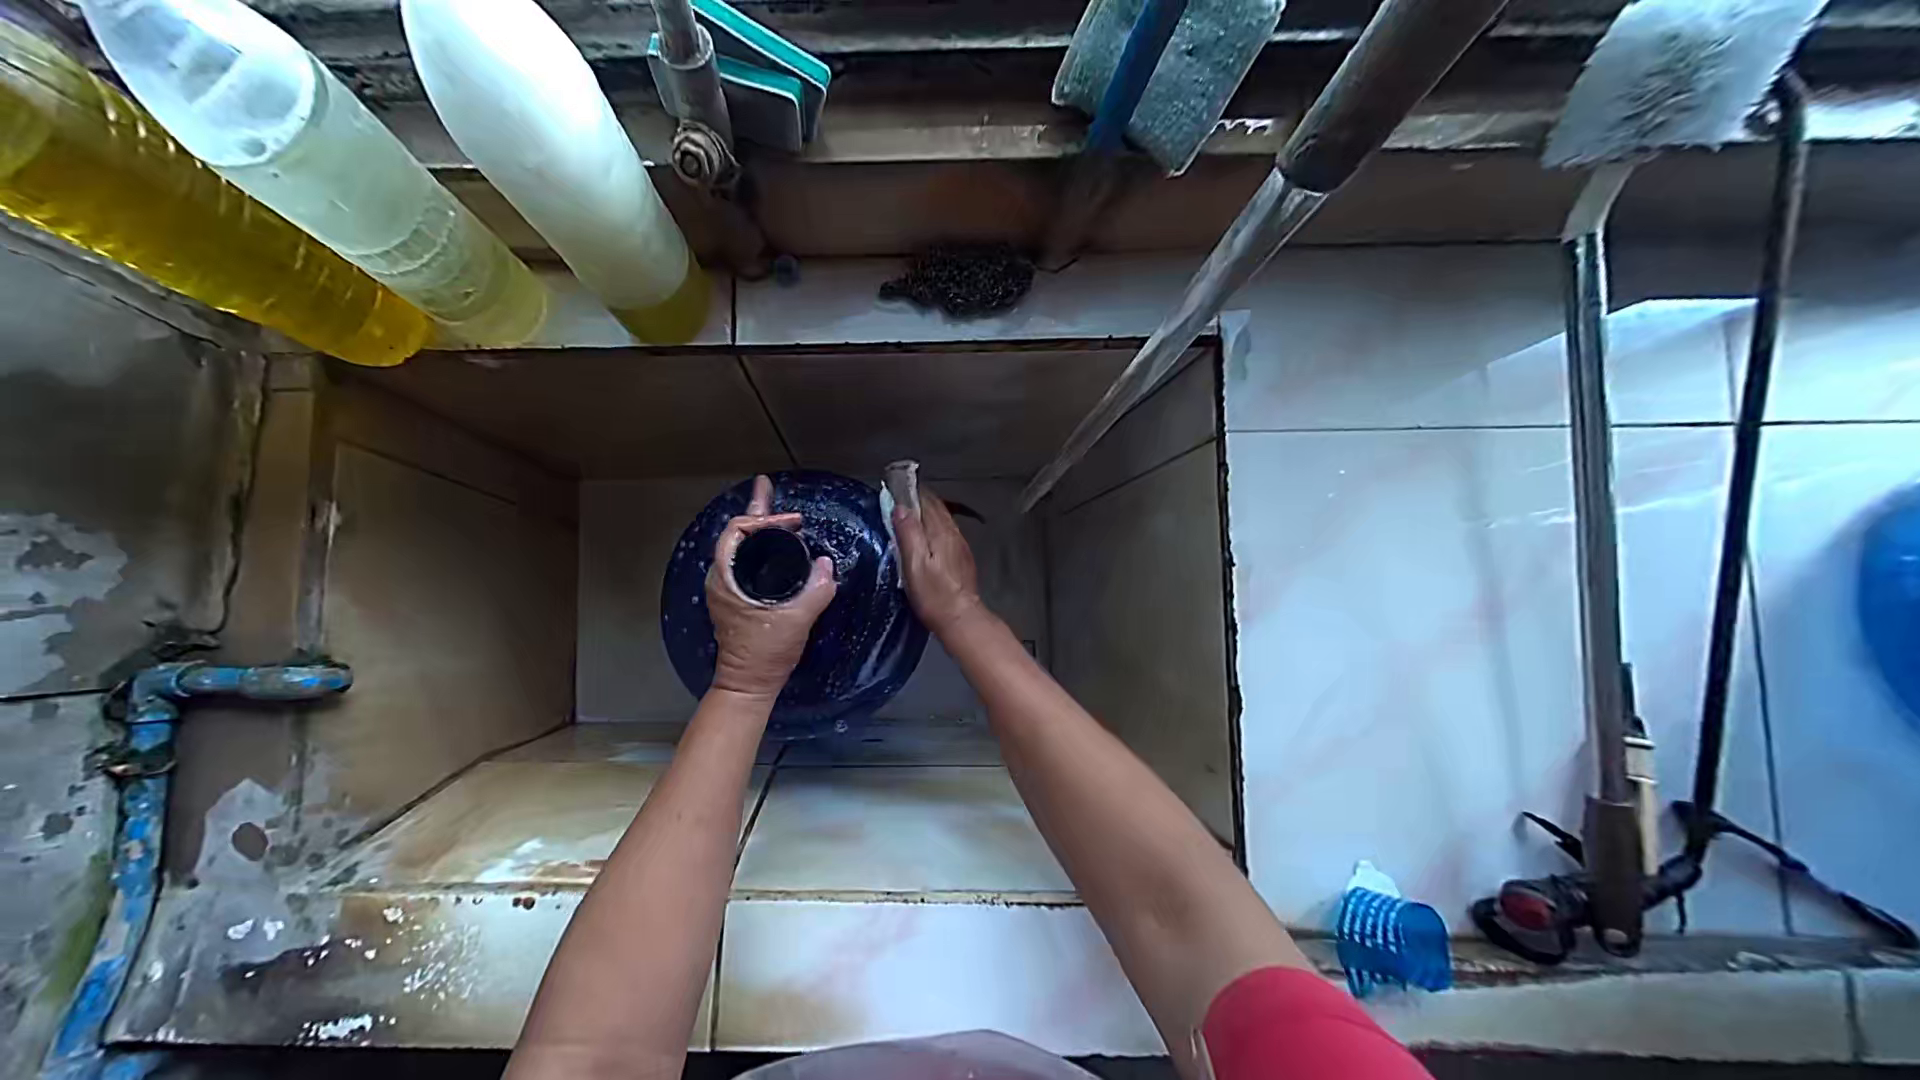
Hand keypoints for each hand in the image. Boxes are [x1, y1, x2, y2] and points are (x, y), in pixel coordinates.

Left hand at [706, 475, 836, 698]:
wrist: (749, 685)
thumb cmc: (764, 653)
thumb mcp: (795, 620)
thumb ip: (815, 590)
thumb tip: (826, 564)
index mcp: (726, 579)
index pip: (737, 531)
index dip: (763, 519)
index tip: (792, 523)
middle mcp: (722, 580)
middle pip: (737, 534)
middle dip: (757, 512)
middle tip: (767, 488)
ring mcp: (728, 590)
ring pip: (742, 548)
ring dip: (759, 528)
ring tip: (775, 511)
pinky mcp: (738, 600)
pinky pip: (747, 562)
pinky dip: (761, 547)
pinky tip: (778, 545)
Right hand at [892, 485, 985, 635]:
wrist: (961, 619)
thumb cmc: (934, 595)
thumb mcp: (914, 564)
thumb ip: (908, 533)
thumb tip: (900, 508)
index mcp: (941, 532)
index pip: (927, 501)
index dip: (910, 492)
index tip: (895, 489)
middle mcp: (954, 534)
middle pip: (936, 508)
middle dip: (918, 501)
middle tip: (899, 500)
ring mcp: (960, 546)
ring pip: (942, 520)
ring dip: (926, 514)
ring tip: (908, 516)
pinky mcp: (961, 558)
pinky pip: (946, 534)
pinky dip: (933, 528)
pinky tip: (925, 538)